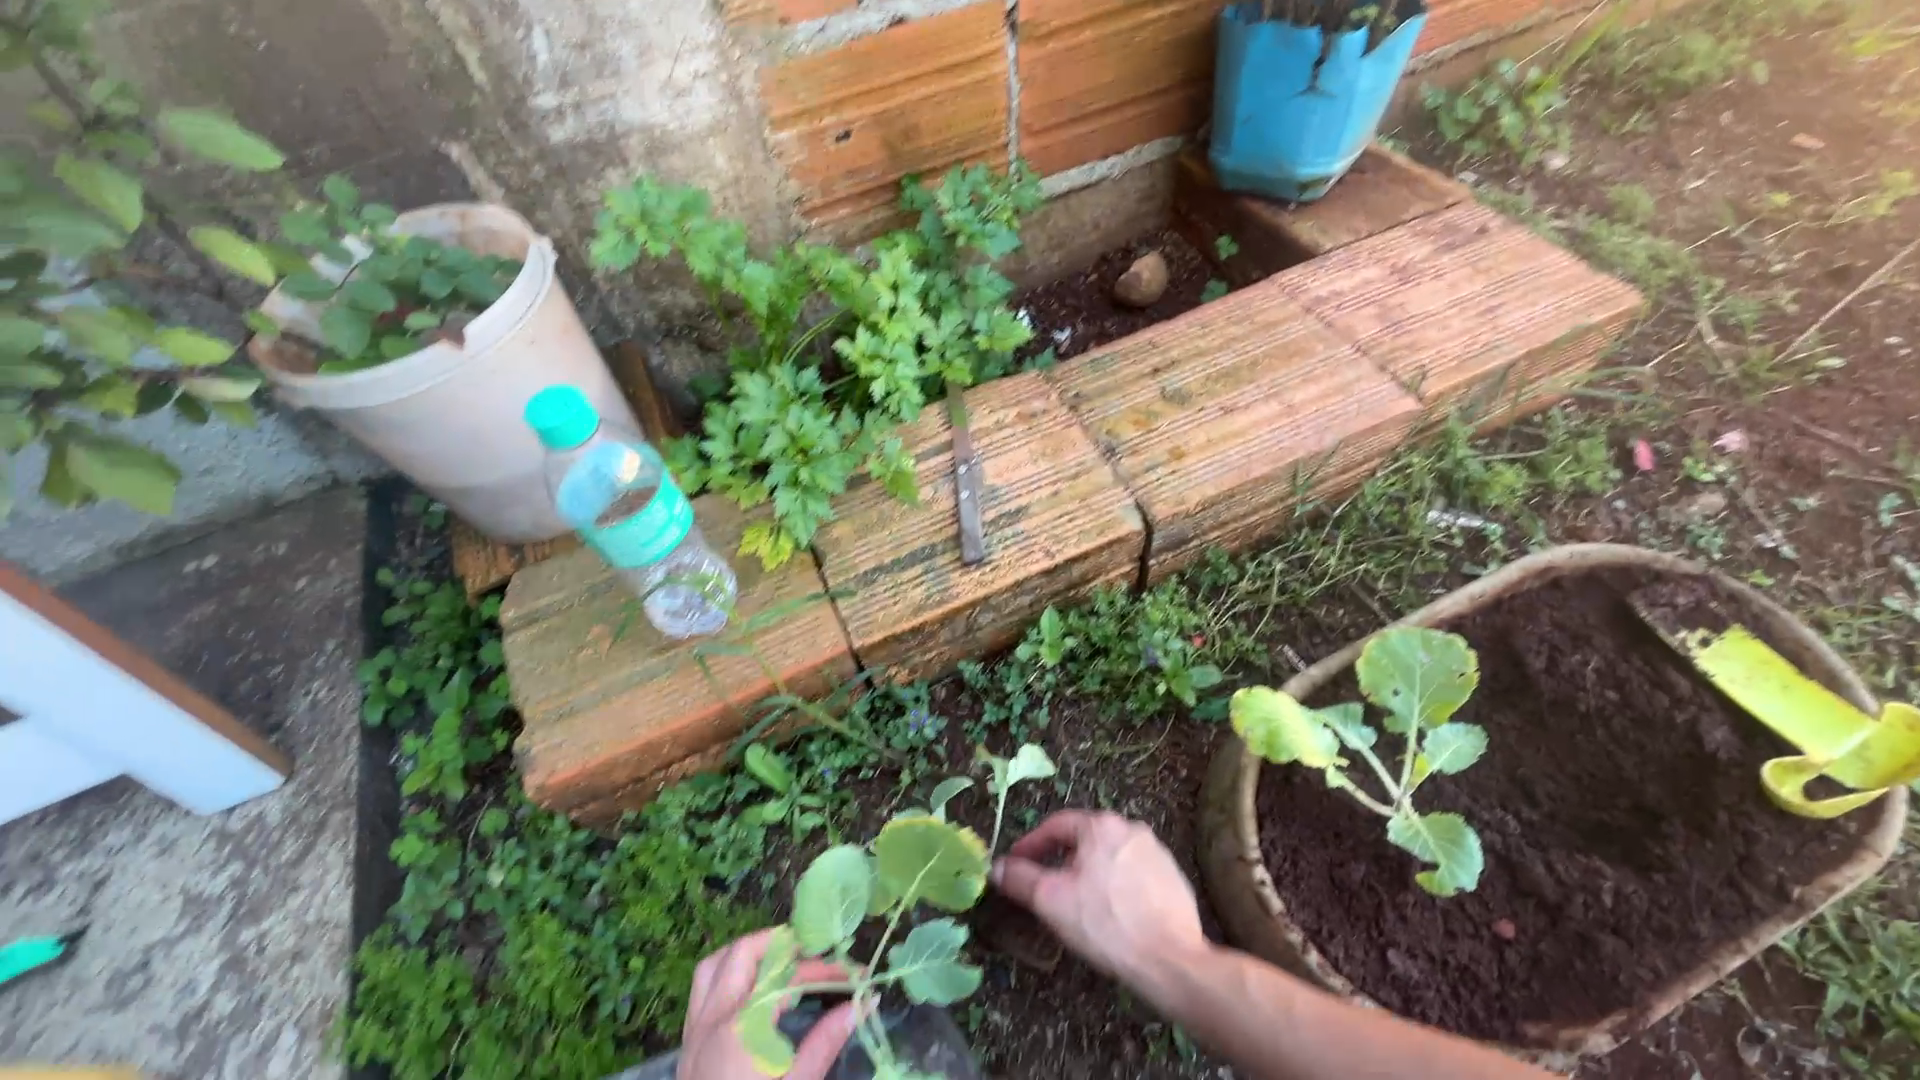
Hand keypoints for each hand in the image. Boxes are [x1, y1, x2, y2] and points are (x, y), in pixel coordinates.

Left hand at [678, 928, 857, 1078]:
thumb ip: (827, 1041)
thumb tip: (863, 1003)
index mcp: (743, 1026)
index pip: (790, 976)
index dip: (826, 970)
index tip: (855, 976)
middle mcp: (714, 1017)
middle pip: (745, 952)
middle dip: (783, 944)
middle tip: (815, 954)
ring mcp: (694, 1029)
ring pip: (715, 965)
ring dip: (749, 954)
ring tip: (780, 961)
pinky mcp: (686, 1045)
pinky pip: (701, 990)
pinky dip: (727, 974)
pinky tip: (749, 990)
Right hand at [990, 811, 1208, 988]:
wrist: (1170, 960)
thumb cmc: (1105, 923)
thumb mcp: (1051, 900)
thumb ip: (1019, 878)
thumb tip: (996, 866)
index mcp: (1101, 825)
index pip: (1055, 825)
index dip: (1031, 845)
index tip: (1016, 865)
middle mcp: (1131, 828)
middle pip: (1084, 839)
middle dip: (1060, 860)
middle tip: (1045, 885)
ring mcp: (1156, 852)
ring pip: (1108, 856)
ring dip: (1088, 873)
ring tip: (1076, 902)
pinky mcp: (1173, 877)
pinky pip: (1132, 874)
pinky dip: (1114, 886)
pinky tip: (1110, 914)